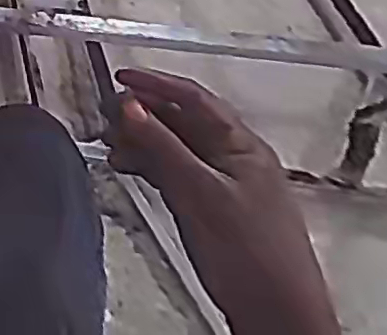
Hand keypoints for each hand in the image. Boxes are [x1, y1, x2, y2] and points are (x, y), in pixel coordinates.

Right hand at [109, 69, 339, 334]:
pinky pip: (171, 171)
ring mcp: (220, 183)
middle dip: (142, 113)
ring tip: (111, 140)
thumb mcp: (201, 193)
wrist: (277, 321)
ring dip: (140, 140)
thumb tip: (129, 106)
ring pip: (172, 146)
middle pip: (180, 121)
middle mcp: (231, 158)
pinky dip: (146, 164)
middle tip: (108, 111)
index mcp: (241, 145)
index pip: (193, 99)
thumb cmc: (254, 257)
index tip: (122, 75)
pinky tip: (126, 166)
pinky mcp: (208, 207)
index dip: (156, 83)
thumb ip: (162, 146)